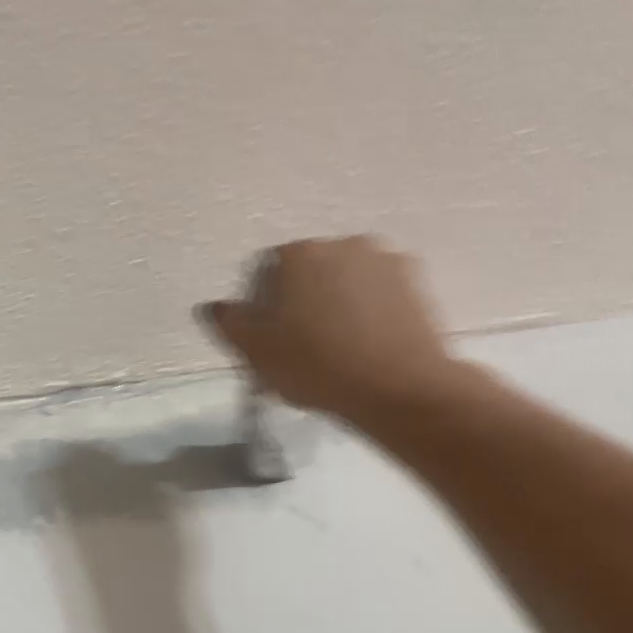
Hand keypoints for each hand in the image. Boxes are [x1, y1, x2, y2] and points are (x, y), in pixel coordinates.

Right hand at [202, 236, 463, 420]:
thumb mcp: (253, 349)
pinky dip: (364, 312)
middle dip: (298, 298)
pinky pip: (375, 294)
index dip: (259, 301)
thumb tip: (213, 306)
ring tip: (329, 346)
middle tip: (293, 341)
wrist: (398, 387)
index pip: (266, 268)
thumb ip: (228, 321)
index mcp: (300, 254)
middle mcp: (345, 245)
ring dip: (333, 304)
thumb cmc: (314, 363)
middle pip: (308, 271)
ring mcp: (387, 261)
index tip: (263, 333)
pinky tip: (359, 345)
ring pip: (344, 282)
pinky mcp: (419, 285)